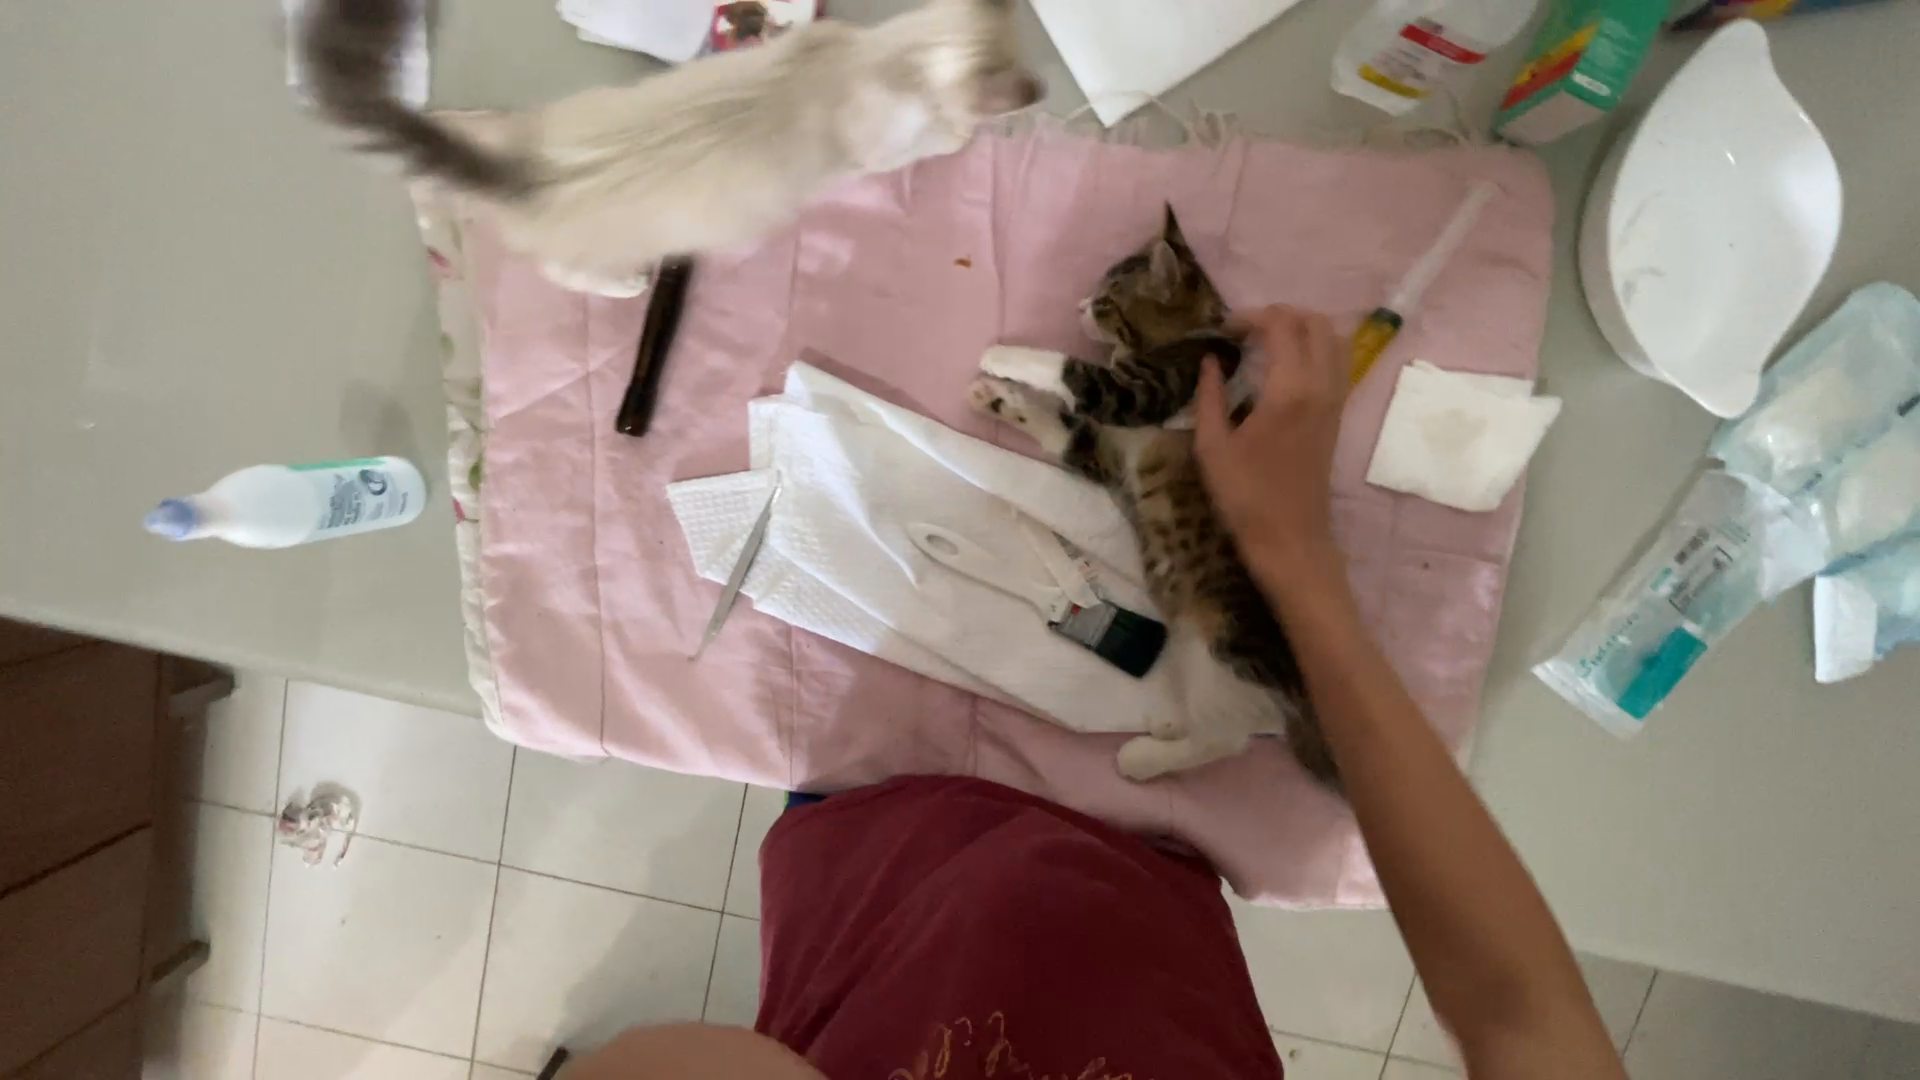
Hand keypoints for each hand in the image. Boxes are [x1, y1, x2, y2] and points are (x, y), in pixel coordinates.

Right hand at [1195, 305, 1348, 594]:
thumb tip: (1211, 360)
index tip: (1222, 330)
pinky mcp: (1337, 415)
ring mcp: (1335, 400)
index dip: (1250, 318)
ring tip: (1266, 343)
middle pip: (1315, 322)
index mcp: (1289, 389)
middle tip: (1244, 330)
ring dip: (1302, 329)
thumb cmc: (1244, 495)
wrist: (1289, 537)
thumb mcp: (1211, 446)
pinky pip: (1336, 363)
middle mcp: (1321, 386)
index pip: (1280, 326)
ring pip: (1334, 339)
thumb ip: (1209, 396)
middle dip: (1280, 315)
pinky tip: (1282, 367)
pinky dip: (1313, 350)